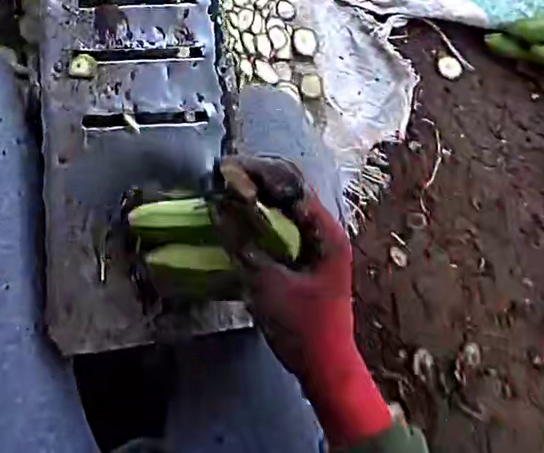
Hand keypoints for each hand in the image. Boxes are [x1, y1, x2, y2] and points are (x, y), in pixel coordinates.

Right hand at [212, 155, 393, 448]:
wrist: (328, 371)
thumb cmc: (303, 328)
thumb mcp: (266, 282)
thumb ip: (241, 240)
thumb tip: (215, 204)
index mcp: (325, 231)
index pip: (290, 182)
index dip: (256, 172)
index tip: (224, 171)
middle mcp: (324, 228)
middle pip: (288, 184)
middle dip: (254, 176)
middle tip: (221, 176)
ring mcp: (316, 240)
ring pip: (283, 199)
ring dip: (255, 191)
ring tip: (224, 189)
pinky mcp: (305, 252)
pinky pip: (280, 216)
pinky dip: (258, 209)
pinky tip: (236, 212)